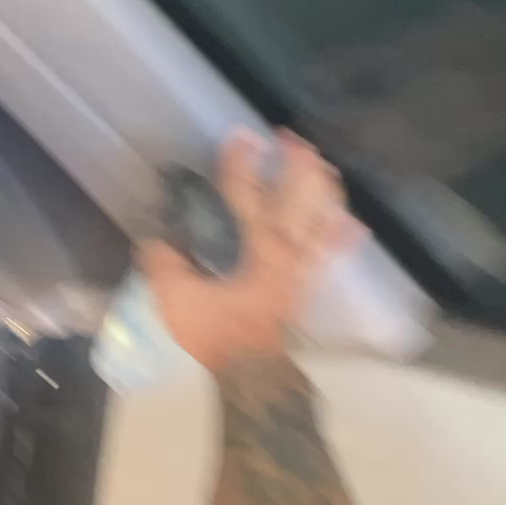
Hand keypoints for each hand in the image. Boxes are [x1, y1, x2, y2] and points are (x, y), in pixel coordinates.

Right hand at [141, 129, 363, 371]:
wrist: (250, 369)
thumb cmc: (214, 332)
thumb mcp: (175, 299)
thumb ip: (164, 266)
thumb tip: (156, 241)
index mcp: (257, 248)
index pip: (248, 194)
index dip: (241, 164)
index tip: (239, 135)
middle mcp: (289, 249)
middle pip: (302, 195)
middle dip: (296, 162)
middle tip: (289, 137)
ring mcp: (305, 265)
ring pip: (325, 216)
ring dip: (323, 187)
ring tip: (319, 164)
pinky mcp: (308, 282)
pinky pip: (332, 252)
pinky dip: (342, 235)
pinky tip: (348, 223)